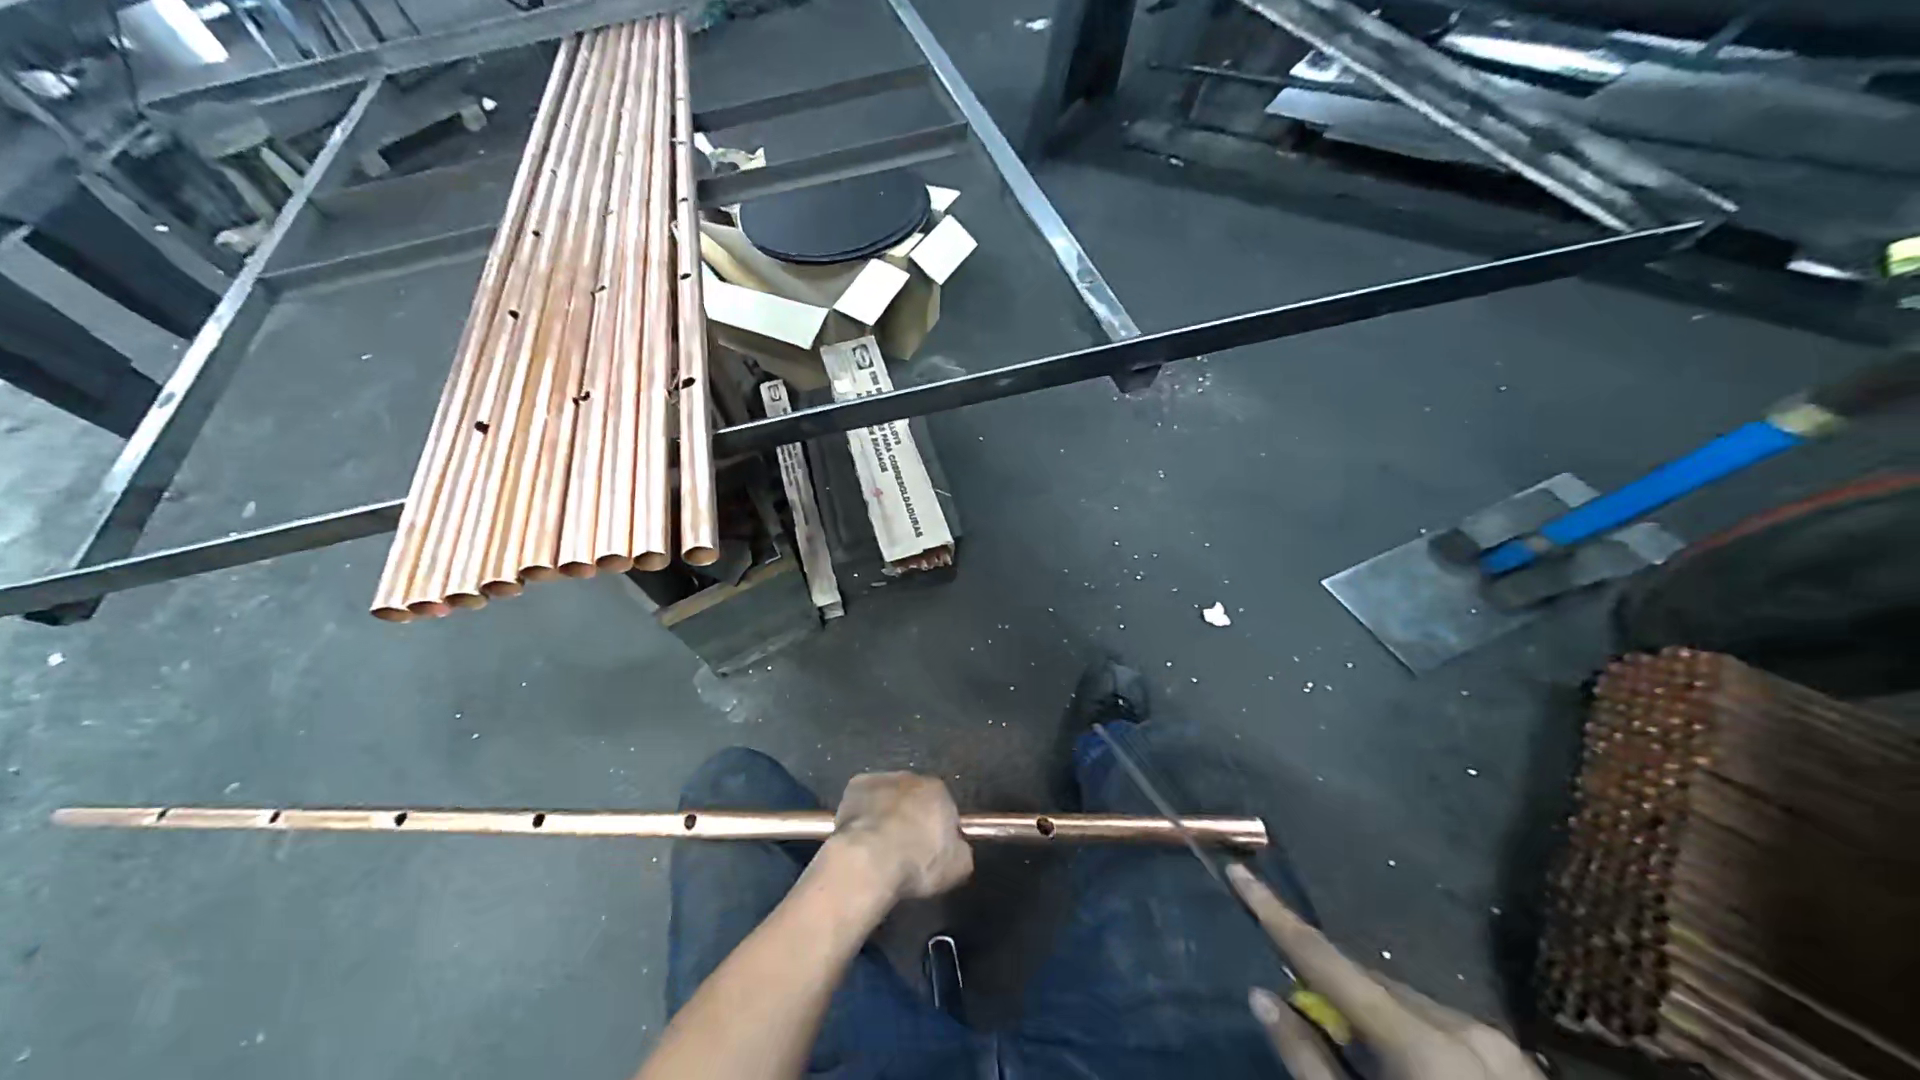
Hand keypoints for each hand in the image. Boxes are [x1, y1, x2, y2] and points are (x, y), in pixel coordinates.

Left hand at [826, 772, 972, 901]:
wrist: (868, 860)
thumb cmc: (917, 862)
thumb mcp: (958, 867)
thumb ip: (962, 851)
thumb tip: (958, 847)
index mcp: (939, 791)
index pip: (945, 807)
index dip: (938, 830)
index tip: (931, 851)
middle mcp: (910, 778)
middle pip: (915, 798)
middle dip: (912, 817)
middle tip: (906, 847)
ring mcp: (880, 779)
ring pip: (888, 797)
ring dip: (887, 813)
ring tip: (879, 845)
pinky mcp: (854, 786)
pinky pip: (864, 799)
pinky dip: (864, 812)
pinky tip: (861, 835)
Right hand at [1228, 864, 1545, 1079]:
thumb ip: (1307, 1062)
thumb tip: (1261, 998)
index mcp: (1420, 1042)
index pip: (1324, 958)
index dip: (1274, 913)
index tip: (1239, 873)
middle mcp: (1462, 1026)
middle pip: (1367, 980)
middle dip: (1325, 978)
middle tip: (1293, 997)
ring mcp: (1500, 1045)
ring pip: (1404, 1002)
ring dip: (1367, 1010)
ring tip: (1350, 1047)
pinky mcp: (1518, 1063)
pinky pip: (1439, 1026)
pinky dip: (1404, 1032)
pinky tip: (1400, 1069)